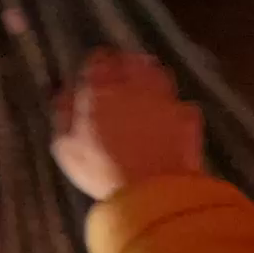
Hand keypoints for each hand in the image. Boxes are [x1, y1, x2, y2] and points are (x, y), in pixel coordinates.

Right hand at [52, 51, 203, 200]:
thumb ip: (64, 115)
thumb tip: (66, 97)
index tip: (92, 73)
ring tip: (144, 92)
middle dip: (125, 66)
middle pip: (132, 61)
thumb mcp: (65, 146)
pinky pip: (181, 105)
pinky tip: (169, 119)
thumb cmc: (101, 168)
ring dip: (150, 79)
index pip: (99, 59)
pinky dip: (174, 108)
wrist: (154, 193)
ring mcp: (165, 101)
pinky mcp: (189, 120)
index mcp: (100, 88)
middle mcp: (134, 86)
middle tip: (119, 78)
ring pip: (159, 76)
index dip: (96, 64)